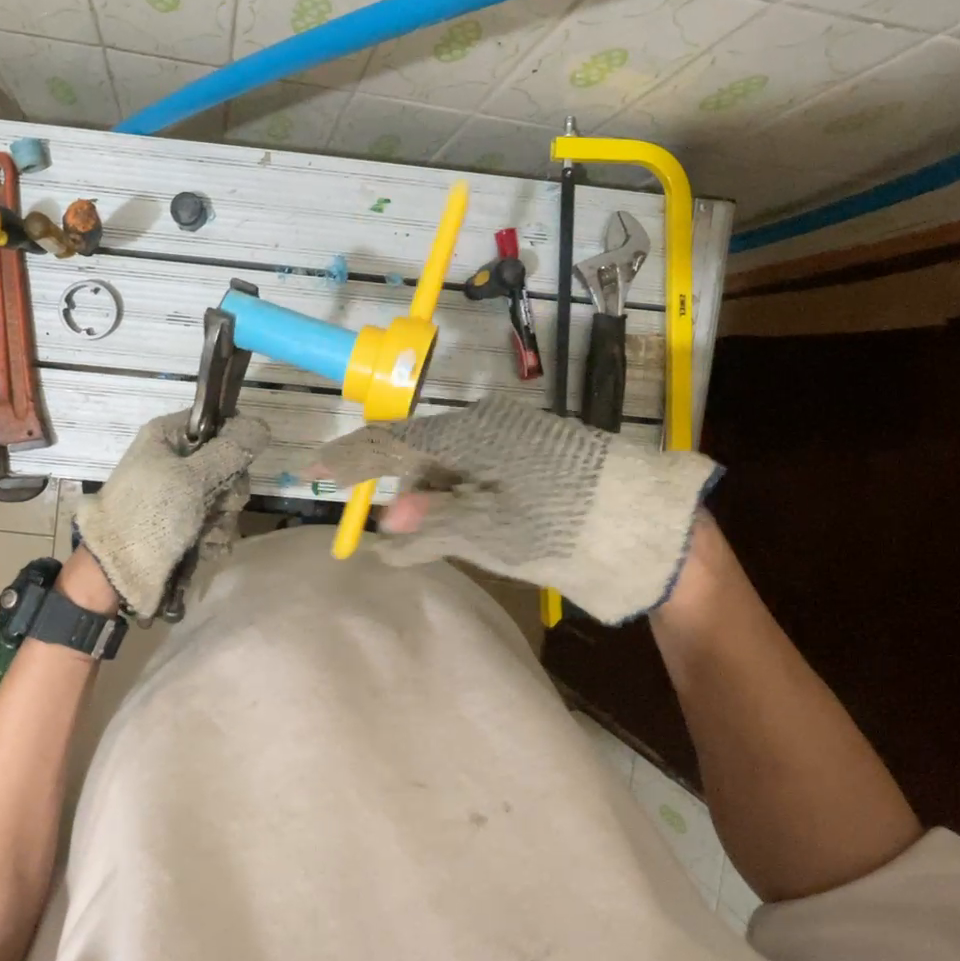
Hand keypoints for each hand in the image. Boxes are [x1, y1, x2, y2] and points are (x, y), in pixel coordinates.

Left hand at [74, 410, 270, 616]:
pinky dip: (213, 538)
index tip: (238, 460)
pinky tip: (200, 548)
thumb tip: (261, 425)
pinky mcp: (189, 526)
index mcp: (168, 438)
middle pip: (229, 465)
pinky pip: (219, 525)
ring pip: (228, 499)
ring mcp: (183, 497)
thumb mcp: (190, 477)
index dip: (232, 439)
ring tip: (201, 533)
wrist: (117, 572)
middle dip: (229, 490)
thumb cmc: (149, 513)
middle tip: (216, 502)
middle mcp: (177, 463)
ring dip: (221, 519)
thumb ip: (230, 451)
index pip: (215, 423)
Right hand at [306, 396, 718, 623]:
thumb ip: (431, 524)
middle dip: (393, 483)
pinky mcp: (534, 455)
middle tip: (380, 521)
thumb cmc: (564, 526)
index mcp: (470, 434)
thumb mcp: (491, 532)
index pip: (391, 443)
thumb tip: (385, 526)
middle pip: (417, 450)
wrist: (649, 526)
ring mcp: (513, 438)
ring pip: (447, 462)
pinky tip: (456, 520)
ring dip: (428, 495)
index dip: (349, 458)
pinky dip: (457, 495)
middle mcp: (487, 426)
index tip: (310, 468)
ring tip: (421, 534)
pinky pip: (475, 468)